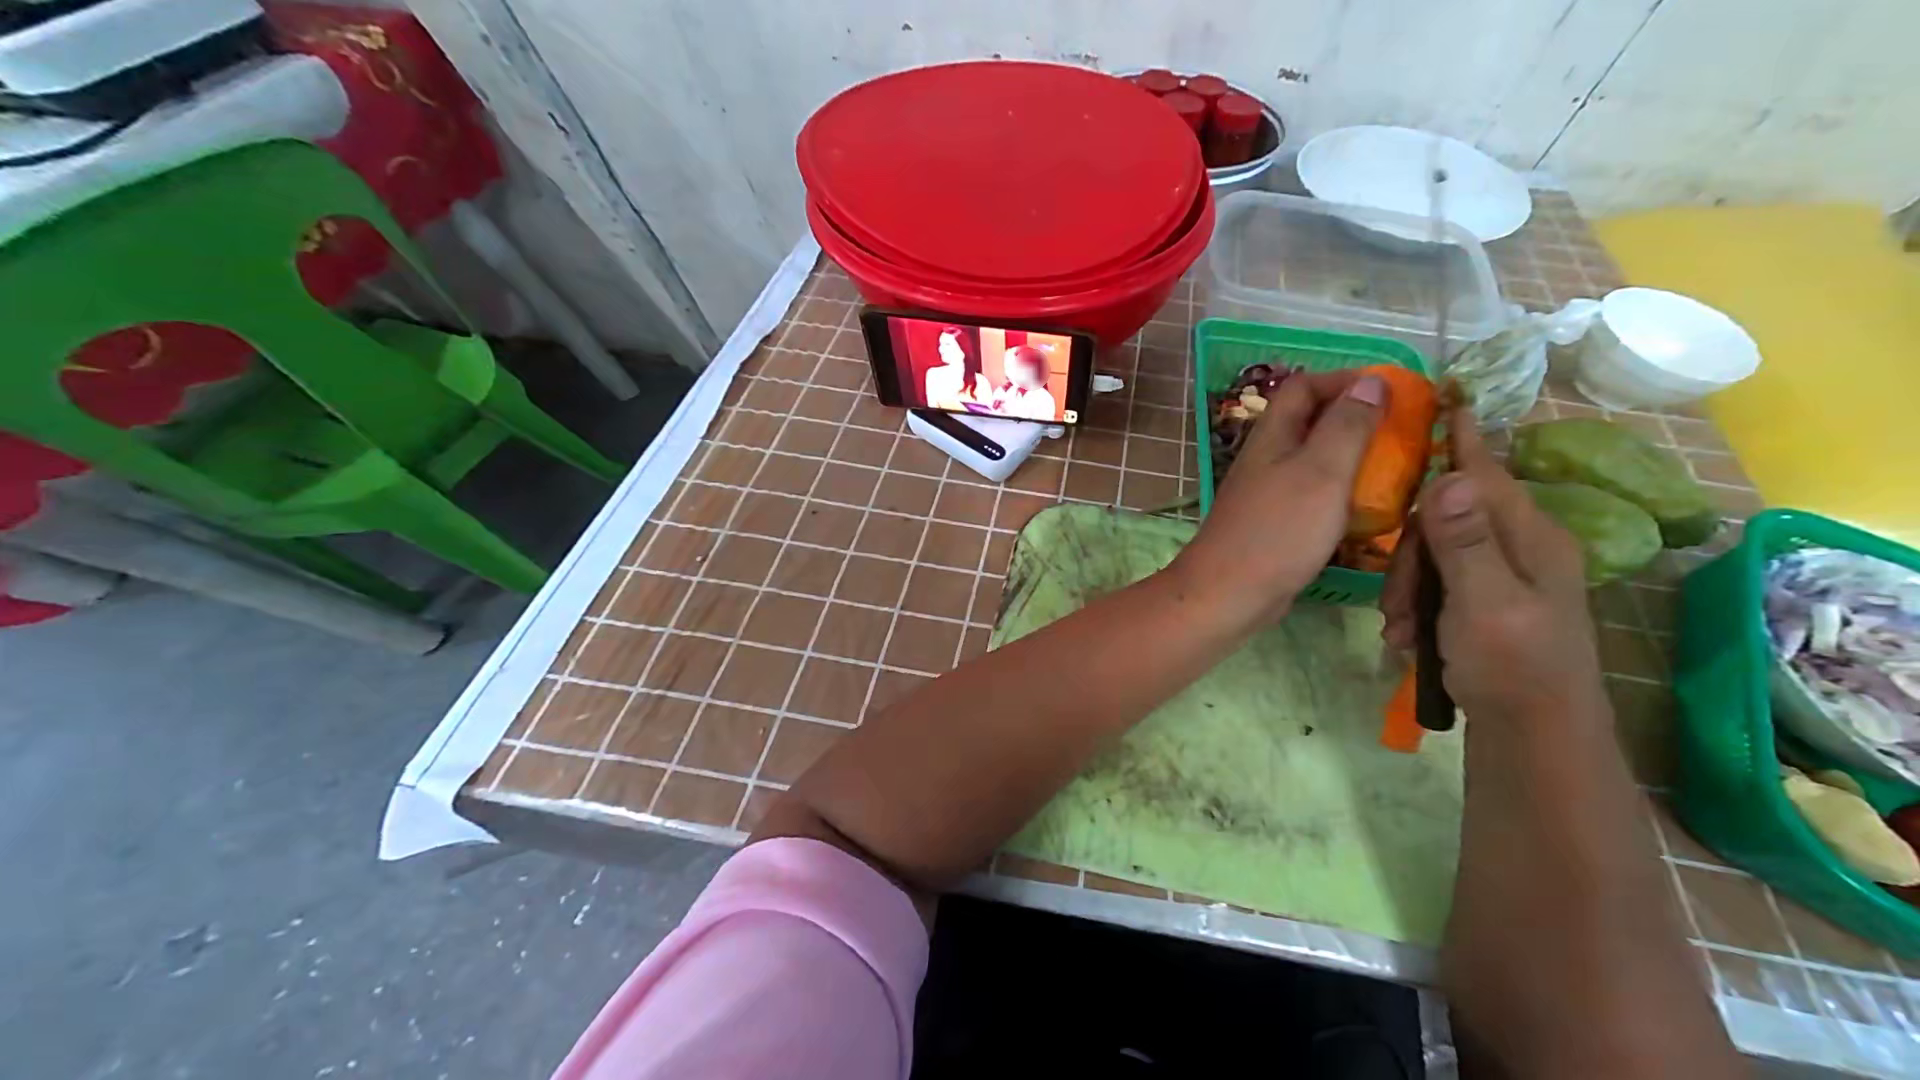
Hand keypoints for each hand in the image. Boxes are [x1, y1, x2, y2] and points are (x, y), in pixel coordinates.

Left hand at [1167, 371, 1386, 627]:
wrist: (1228, 593)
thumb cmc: (1278, 530)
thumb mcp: (1322, 472)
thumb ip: (1346, 426)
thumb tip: (1372, 381)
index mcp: (1272, 436)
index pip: (1304, 386)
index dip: (1344, 380)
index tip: (1392, 392)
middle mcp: (1266, 458)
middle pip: (1309, 421)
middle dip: (1354, 417)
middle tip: (1402, 430)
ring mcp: (1267, 492)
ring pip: (1312, 459)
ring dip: (1350, 456)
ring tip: (1397, 466)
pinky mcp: (1274, 523)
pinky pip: (1311, 494)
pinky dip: (1340, 492)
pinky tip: (1369, 508)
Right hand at [1381, 411, 1606, 722]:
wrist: (1533, 736)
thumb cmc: (1512, 667)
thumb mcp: (1484, 603)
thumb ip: (1464, 542)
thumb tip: (1448, 477)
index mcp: (1530, 539)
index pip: (1487, 475)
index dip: (1463, 441)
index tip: (1447, 399)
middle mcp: (1520, 549)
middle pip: (1446, 520)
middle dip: (1410, 557)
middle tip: (1393, 603)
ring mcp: (1503, 577)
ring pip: (1435, 555)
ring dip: (1407, 589)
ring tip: (1397, 629)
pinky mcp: (1486, 603)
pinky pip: (1438, 585)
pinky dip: (1415, 607)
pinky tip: (1406, 637)